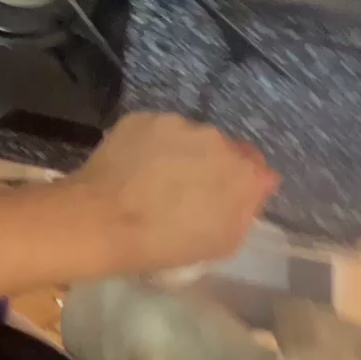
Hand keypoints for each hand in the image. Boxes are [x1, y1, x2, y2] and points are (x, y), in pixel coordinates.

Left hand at [67, 112, 279, 272]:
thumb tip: (256, 184)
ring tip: (154, 176)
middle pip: (220, 148)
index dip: (239, 181)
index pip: (255, 166)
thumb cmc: (168, 241)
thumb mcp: (225, 239)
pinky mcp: (141, 117)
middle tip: (184, 188)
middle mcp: (214, 138)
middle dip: (209, 164)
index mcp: (243, 170)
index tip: (221, 196)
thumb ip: (246, 206)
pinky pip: (154, 130)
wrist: (105, 218)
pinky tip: (134, 164)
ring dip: (179, 150)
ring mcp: (175, 123)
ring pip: (186, 136)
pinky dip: (149, 143)